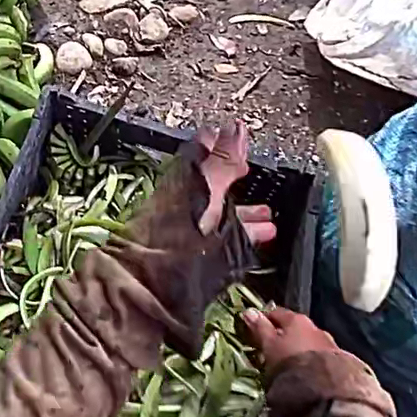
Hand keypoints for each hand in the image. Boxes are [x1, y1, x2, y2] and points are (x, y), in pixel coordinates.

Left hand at [115, 121, 275, 355]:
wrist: (148, 289)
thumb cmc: (176, 236)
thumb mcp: (205, 194)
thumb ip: (222, 163)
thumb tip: (236, 126)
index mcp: (181, 186)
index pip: (200, 158)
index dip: (219, 147)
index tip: (239, 139)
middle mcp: (182, 206)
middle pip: (211, 188)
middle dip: (234, 180)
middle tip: (253, 173)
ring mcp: (187, 233)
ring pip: (217, 216)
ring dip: (243, 213)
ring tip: (268, 215)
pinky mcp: (194, 259)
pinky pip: (220, 240)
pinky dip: (241, 235)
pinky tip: (261, 237)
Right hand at [241, 306, 339, 371]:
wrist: (328, 392)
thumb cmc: (291, 363)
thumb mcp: (269, 346)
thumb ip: (260, 328)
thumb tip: (249, 310)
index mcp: (297, 319)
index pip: (275, 313)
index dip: (263, 321)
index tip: (254, 332)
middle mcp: (316, 327)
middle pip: (293, 328)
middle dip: (282, 336)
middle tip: (270, 350)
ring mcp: (330, 344)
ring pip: (307, 342)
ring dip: (297, 349)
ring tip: (288, 364)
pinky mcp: (341, 362)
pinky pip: (319, 356)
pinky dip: (310, 360)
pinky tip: (305, 372)